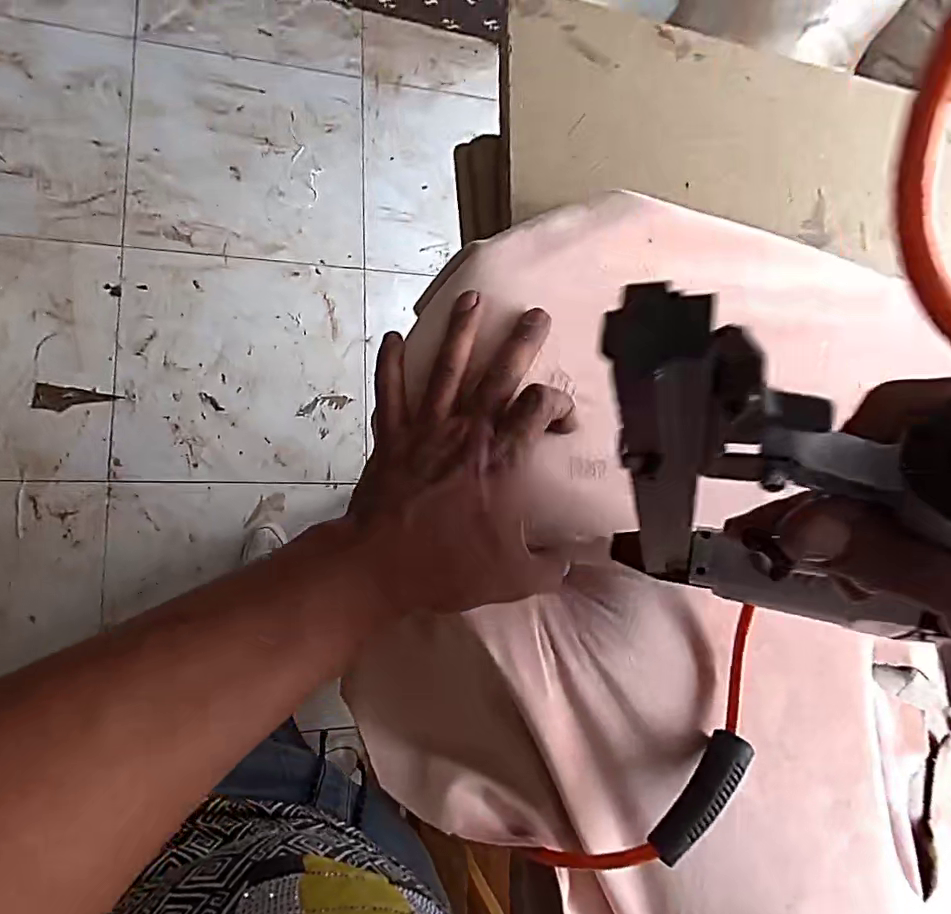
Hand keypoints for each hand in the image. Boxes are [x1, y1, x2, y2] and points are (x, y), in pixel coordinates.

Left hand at [349, 290, 576, 613]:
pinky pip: (390, 393)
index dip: (558, 405)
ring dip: (460, 332)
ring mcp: (425, 430)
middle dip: (521, 341)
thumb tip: (570, 565)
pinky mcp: (391, 438)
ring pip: (446, 370)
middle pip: (499, 373)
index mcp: (501, 458)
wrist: (380, 565)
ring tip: (470, 298)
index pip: (539, 408)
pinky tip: (394, 338)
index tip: (562, 422)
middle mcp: (466, 433)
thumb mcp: (512, 577)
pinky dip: (391, 364)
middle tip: (533, 315)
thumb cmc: (448, 567)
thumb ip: (547, 567)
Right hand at [730, 379, 950, 708]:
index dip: (863, 444)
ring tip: (838, 575)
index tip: (828, 503)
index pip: (935, 407)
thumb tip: (799, 527)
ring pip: (883, 477)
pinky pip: (891, 507)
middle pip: (893, 442)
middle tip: (820, 552)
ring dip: (844, 525)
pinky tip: (854, 573)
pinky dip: (858, 539)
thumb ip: (899, 564)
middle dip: (846, 499)